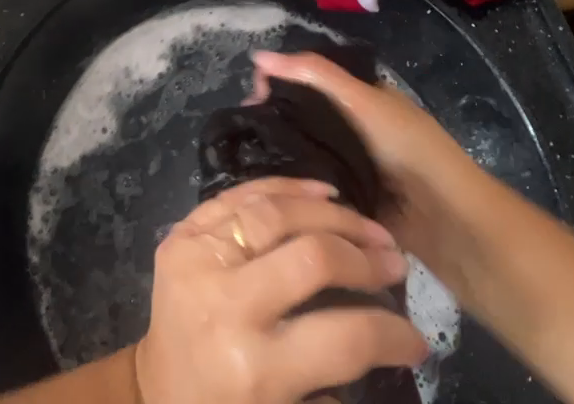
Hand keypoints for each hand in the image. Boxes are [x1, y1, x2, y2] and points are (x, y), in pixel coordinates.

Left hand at [133, 177, 428, 403]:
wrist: (157, 389)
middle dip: (363, 258)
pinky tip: (324, 193)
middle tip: (396, 263)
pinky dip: (285, 188)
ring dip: (333, 215)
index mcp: (253, 368)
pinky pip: (239, 196)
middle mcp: (225, 306)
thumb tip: (395, 332)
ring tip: (370, 227)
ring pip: (274, 214)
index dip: (391, 333)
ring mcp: (197, 260)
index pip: (344, 338)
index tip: (416, 336)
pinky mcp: (180, 235)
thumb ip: (335, 373)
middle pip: (310, 258)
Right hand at [247, 52, 490, 285]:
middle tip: (245, 126)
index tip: (252, 95)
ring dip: (278, 151)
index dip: (279, 81)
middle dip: (273, 117)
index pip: (308, 80)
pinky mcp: (341, 198)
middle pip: (300, 115)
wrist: (446, 220)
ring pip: (301, 150)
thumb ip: (315, 75)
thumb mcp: (363, 101)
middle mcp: (350, 127)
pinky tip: (264, 183)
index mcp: (359, 97)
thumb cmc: (409, 149)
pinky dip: (290, 182)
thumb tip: (259, 57)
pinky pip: (308, 184)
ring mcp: (345, 164)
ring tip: (246, 154)